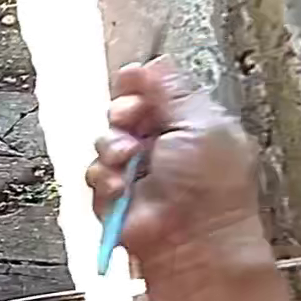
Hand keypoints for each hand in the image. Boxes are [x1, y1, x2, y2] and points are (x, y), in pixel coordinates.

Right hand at [86, 59, 268, 282]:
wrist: (189, 236)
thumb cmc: (208, 184)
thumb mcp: (201, 124)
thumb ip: (174, 91)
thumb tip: (154, 63)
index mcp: (187, 122)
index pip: (154, 92)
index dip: (138, 85)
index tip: (129, 80)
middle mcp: (158, 143)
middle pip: (121, 112)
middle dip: (121, 115)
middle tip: (128, 123)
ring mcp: (131, 169)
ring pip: (102, 141)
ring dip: (112, 149)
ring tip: (128, 162)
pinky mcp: (109, 192)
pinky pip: (92, 173)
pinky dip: (104, 178)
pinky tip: (121, 188)